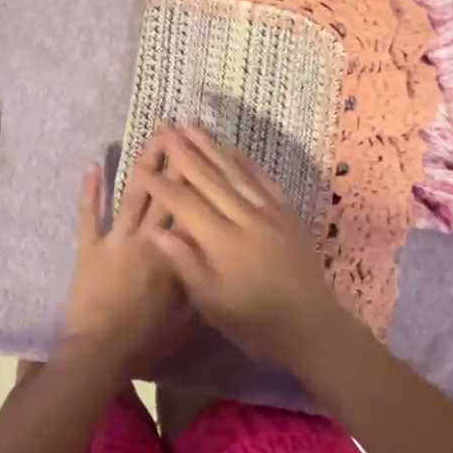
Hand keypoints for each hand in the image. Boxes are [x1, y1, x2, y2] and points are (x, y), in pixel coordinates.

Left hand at [60, 148, 190, 374]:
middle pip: (164, 193)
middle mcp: (148, 238)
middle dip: (173, 160)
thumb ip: (201, 281)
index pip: (192, 209)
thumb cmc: (148, 338)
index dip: (199, 180)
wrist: (102, 351)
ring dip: (143, 164)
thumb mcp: (189, 315)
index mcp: (176, 253)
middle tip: (179, 130)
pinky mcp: (89, 248)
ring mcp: (117, 240)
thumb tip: (218, 256)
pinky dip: (90, 191)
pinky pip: (89, 215)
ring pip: (133, 195)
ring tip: (152, 137)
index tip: (207, 153)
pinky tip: (92, 165)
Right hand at [134, 126, 353, 367]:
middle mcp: (246, 219)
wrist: (311, 326)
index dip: (161, 184)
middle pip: (209, 179)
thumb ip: (185, 263)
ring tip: (192, 126)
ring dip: (212, 147)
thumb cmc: (255, 323)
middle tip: (164, 128)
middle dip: (184, 152)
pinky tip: (233, 149)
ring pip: (235, 172)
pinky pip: (264, 181)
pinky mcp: (287, 215)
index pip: (185, 204)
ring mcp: (270, 213)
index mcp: (223, 242)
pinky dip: (246, 162)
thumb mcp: (212, 303)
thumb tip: (154, 231)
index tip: (142, 166)